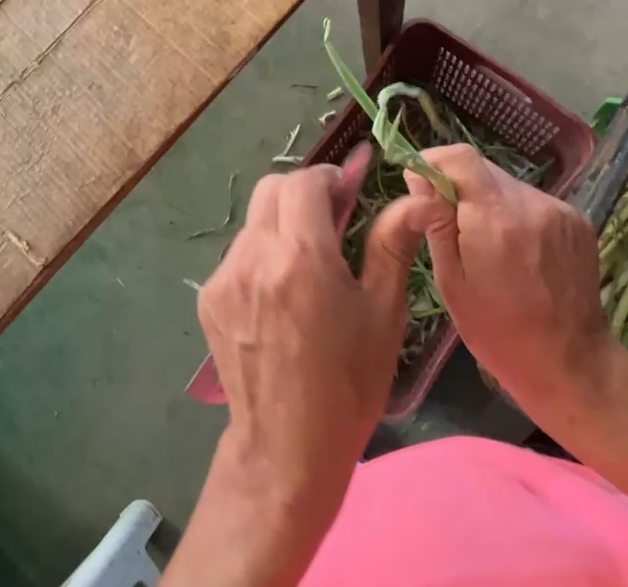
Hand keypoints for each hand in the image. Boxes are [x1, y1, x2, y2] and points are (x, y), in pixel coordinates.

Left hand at [196, 144, 425, 503]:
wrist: (287, 448)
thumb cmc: (349, 383)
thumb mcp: (383, 314)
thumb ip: (392, 244)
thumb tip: (419, 199)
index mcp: (302, 257)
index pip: (305, 182)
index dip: (329, 179)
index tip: (348, 194)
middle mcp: (255, 257)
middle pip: (272, 189)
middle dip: (303, 193)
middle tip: (331, 220)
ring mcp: (224, 278)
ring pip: (253, 222)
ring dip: (281, 225)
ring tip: (307, 265)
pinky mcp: (208, 299)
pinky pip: (237, 255)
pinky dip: (260, 255)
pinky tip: (280, 295)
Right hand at [403, 144, 614, 411]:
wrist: (570, 363)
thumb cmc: (498, 332)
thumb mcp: (451, 283)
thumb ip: (435, 223)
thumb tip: (420, 179)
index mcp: (495, 220)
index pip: (460, 157)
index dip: (433, 161)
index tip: (418, 183)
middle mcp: (531, 204)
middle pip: (484, 169)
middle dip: (458, 185)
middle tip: (445, 221)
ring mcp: (559, 211)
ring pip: (508, 185)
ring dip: (487, 201)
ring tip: (483, 244)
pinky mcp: (577, 221)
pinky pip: (532, 201)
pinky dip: (514, 214)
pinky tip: (514, 251)